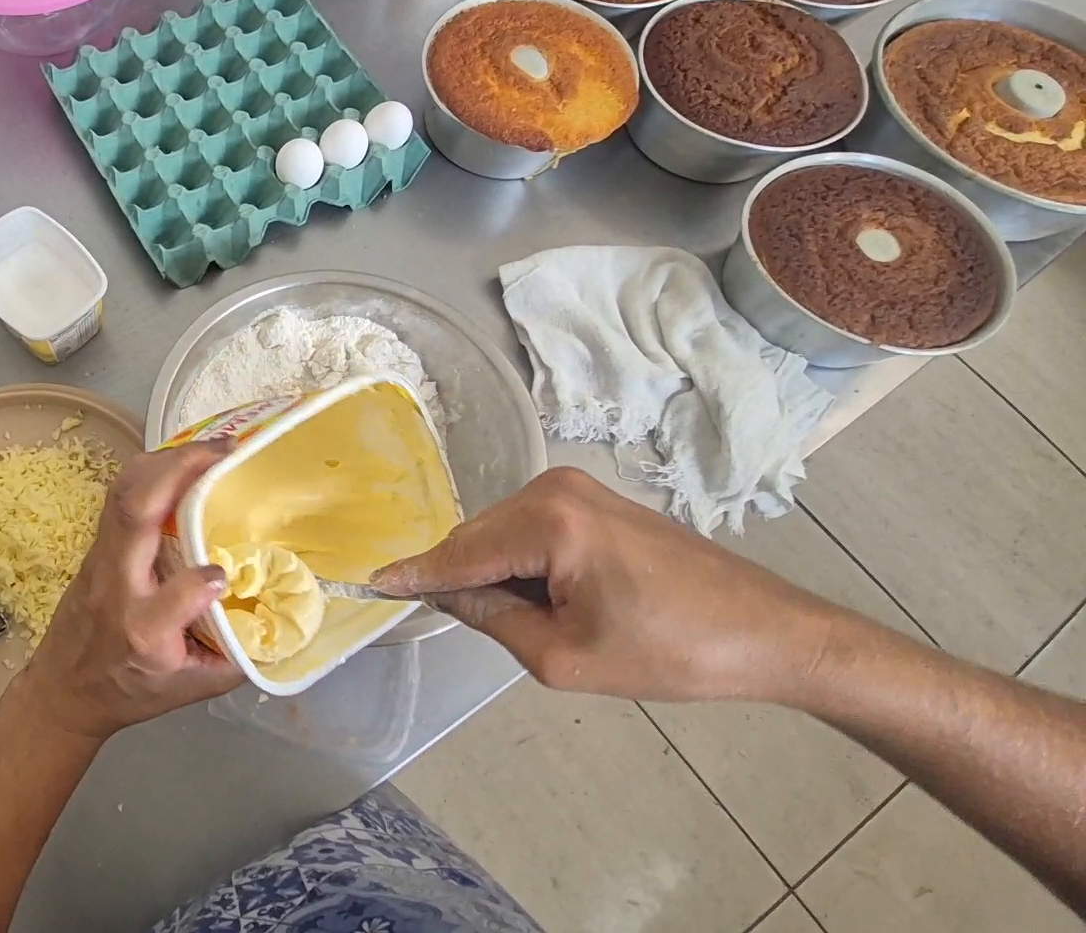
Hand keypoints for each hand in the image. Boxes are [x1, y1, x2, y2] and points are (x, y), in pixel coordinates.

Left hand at [6, 441, 247, 740]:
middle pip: (133, 514)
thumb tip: (276, 620)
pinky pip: (119, 496)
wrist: (63, 689)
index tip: (228, 575)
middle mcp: (115, 585)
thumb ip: (231, 659)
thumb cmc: (128, 691)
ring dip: (163, 461)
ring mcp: (99, 558)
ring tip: (207, 448)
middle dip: (179, 470)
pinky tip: (179, 462)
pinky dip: (150, 470)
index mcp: (141, 631)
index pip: (172, 600)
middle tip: (226, 451)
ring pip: (122, 493)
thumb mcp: (188, 691)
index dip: (203, 583)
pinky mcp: (95, 544)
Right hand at [371, 467, 838, 702]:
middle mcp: (554, 488)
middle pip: (476, 536)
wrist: (773, 634)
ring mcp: (575, 487)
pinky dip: (519, 559)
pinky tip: (543, 594)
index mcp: (549, 522)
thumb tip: (444, 593)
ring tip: (529, 617)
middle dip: (462, 577)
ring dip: (493, 571)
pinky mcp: (591, 498)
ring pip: (499, 531)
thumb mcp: (564, 656)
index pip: (460, 552)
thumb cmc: (672, 653)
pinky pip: (527, 527)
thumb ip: (490, 619)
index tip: (371, 583)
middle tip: (466, 623)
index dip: (416, 574)